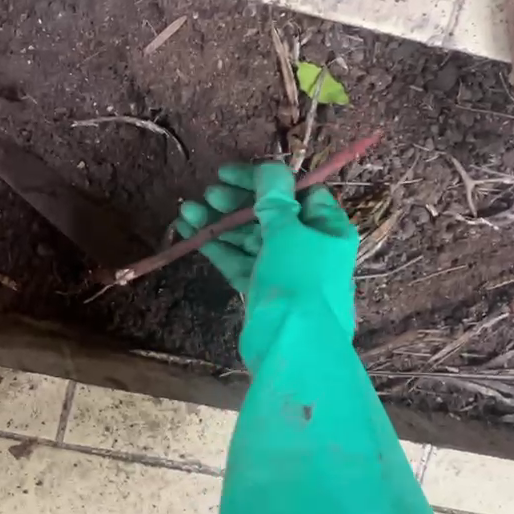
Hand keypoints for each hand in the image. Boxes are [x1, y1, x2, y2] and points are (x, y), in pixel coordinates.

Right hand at [176, 164, 357, 359]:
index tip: (228, 174)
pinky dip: (215, 245)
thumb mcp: (286, 232)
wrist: (292, 346)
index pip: (296, 192)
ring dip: (219, 222)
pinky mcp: (259, 287)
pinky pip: (236, 259)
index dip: (263, 180)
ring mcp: (282, 269)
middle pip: (269, 214)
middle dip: (236, 202)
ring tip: (187, 210)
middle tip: (208, 193)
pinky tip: (189, 231)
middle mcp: (307, 246)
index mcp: (326, 228)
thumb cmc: (297, 280)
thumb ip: (274, 198)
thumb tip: (270, 167)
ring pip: (247, 237)